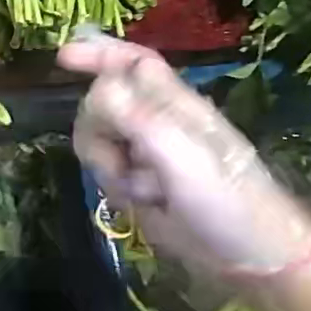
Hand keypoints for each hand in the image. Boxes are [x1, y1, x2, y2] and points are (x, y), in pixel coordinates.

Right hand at [60, 33, 310, 286]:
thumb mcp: (179, 153)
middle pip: (100, 104)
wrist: (248, 257)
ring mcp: (147, 154)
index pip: (130, 62)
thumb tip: (94, 88)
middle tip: (118, 158)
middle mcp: (156, 122)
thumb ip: (134, 116)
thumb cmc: (225, 198)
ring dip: (108, 165)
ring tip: (143, 189)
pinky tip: (144, 203)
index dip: (98, 52)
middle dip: (97, 130)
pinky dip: (116, 187)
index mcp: (172, 102)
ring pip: (97, 140)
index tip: (61, 56)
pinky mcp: (141, 184)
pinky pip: (105, 172)